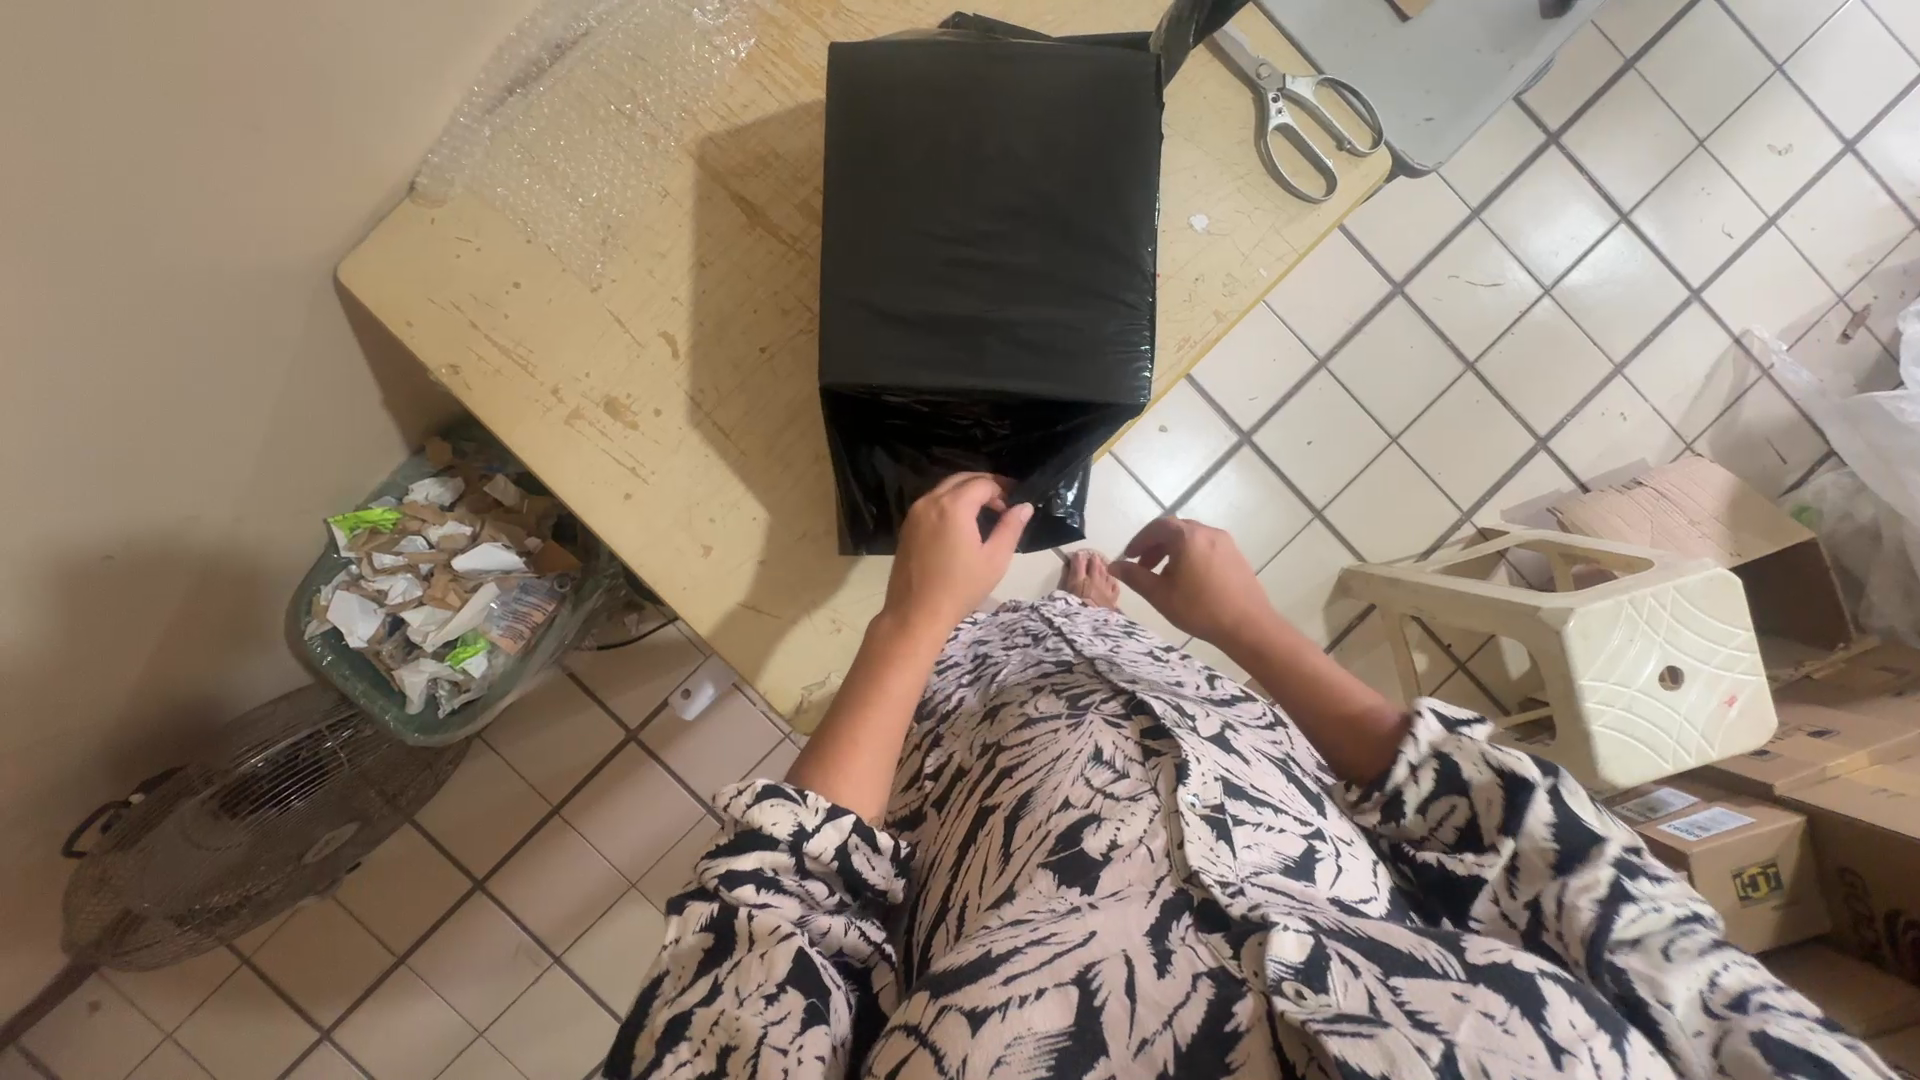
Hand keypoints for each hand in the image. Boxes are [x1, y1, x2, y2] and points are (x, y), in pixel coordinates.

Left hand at [883, 473, 1032, 635]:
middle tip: (1003, 502)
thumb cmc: (960, 588)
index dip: (1002, 490)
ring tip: (985, 512)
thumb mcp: (994, 559)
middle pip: (961, 479)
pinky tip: (961, 524)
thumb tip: (1024, 506)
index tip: (1014, 505)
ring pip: (944, 489)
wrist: (916, 613)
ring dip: (966, 493)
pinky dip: (949, 503)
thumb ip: (1010, 528)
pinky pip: (932, 503)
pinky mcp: (907, 526)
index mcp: (953, 506)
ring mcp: (914, 513)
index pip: (983, 483)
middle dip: (984, 485)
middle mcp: (930, 501)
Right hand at [1109, 517, 1277, 646]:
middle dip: (1155, 545)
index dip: (1139, 540)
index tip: (1128, 557)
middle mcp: (1207, 532)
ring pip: (1191, 538)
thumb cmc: (1199, 609)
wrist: (1247, 625)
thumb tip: (1114, 565)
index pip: (1156, 527)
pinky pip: (1206, 546)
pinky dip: (1190, 555)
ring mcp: (1225, 543)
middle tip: (1143, 566)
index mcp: (1187, 537)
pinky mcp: (1236, 555)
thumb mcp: (1160, 594)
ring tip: (1164, 575)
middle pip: (1175, 530)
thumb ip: (1134, 577)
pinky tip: (1188, 580)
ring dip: (1173, 551)